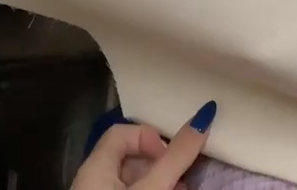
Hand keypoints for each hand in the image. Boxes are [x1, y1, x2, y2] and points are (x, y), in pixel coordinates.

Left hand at [71, 102, 215, 189]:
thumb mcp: (152, 186)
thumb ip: (177, 155)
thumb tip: (206, 113)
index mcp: (94, 165)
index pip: (122, 131)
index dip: (148, 137)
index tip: (167, 157)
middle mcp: (91, 180)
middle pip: (130, 156)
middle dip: (160, 164)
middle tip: (182, 178)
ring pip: (131, 178)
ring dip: (159, 180)